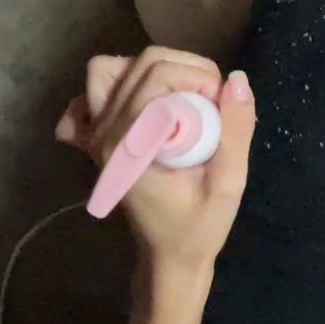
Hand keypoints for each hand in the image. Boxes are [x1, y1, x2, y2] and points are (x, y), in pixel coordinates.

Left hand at [56, 47, 255, 281]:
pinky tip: (141, 108)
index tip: (221, 103)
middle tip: (209, 99)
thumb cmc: (199, 227)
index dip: (199, 76)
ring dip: (149, 71)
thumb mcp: (229, 184)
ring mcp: (94, 137)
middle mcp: (104, 134)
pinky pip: (87, 101)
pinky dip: (112, 92)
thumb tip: (238, 79)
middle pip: (140, 63)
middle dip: (183, 67)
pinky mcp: (94, 141)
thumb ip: (237, 131)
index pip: (158, 74)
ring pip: (107, 71)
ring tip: (179, 95)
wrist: (168, 260)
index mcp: (131, 144)